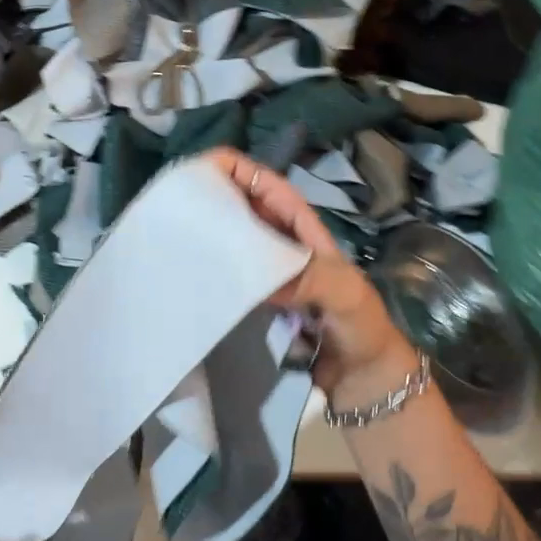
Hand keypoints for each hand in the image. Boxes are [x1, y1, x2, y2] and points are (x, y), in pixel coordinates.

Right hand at [203, 148, 416, 398]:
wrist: (365, 378)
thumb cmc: (362, 325)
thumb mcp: (345, 293)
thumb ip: (313, 279)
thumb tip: (266, 278)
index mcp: (303, 227)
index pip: (268, 185)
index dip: (240, 169)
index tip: (207, 162)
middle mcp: (282, 242)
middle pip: (245, 207)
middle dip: (216, 195)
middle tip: (178, 197)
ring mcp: (270, 271)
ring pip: (235, 239)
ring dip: (210, 231)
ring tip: (175, 229)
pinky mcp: (260, 301)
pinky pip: (233, 276)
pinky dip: (214, 270)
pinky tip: (191, 272)